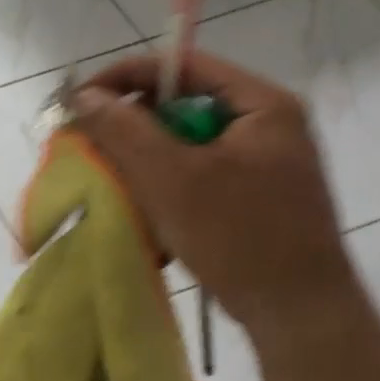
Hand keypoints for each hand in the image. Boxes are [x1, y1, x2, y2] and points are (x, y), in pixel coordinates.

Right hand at [70, 51, 368, 349]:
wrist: (300, 315)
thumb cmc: (239, 236)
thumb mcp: (170, 176)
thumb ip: (123, 128)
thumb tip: (83, 95)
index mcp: (262, 106)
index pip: (183, 65)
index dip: (124, 76)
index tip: (80, 100)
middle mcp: (267, 124)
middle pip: (181, 103)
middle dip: (129, 123)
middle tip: (89, 144)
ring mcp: (263, 161)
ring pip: (182, 141)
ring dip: (142, 158)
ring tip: (112, 181)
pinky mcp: (254, 194)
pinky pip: (194, 172)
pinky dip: (163, 184)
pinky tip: (145, 211)